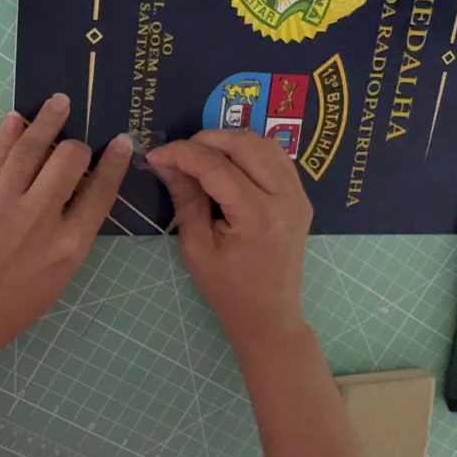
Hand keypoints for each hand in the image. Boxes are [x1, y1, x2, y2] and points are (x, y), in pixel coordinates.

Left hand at [0, 93, 129, 377]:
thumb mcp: (52, 283)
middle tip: (78, 137)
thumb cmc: (4, 314)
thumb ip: (66, 239)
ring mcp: (3, 204)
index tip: (121, 143)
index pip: (101, 192)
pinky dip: (8, 135)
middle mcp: (41, 219)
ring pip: (31, 148)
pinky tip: (15, 120)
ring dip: (48, 120)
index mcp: (69, 247)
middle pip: (69, 161)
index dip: (115, 163)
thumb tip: (74, 200)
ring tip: (58, 102)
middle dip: (78, 143)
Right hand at [147, 130, 313, 358]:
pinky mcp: (301, 197)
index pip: (215, 166)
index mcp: (257, 216)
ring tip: (201, 157)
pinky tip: (227, 165)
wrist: (269, 316)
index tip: (155, 155)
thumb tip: (167, 163)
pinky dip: (249, 152)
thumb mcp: (196, 247)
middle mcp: (285, 198)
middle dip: (206, 140)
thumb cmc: (227, 289)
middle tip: (179, 154)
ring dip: (229, 142)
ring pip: (264, 144)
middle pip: (245, 144)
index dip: (181, 154)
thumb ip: (186, 199)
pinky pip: (275, 158)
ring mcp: (298, 196)